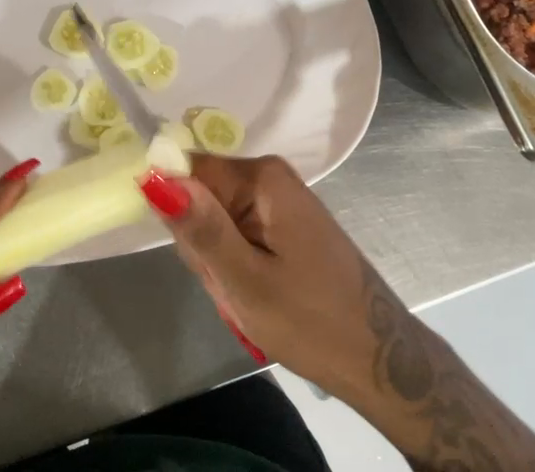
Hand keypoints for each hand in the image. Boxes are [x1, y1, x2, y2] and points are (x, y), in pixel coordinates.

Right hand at [142, 155, 534, 471]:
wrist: (382, 364)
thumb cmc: (311, 323)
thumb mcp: (244, 281)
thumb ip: (199, 227)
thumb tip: (152, 175)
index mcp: (262, 178)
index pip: (185, 170)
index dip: (180, 214)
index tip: (200, 257)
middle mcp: (270, 177)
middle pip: (199, 195)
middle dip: (202, 243)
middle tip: (229, 285)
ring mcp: (279, 201)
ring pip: (214, 219)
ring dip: (218, 260)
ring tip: (245, 293)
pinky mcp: (285, 224)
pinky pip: (236, 233)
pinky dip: (236, 265)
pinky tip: (256, 292)